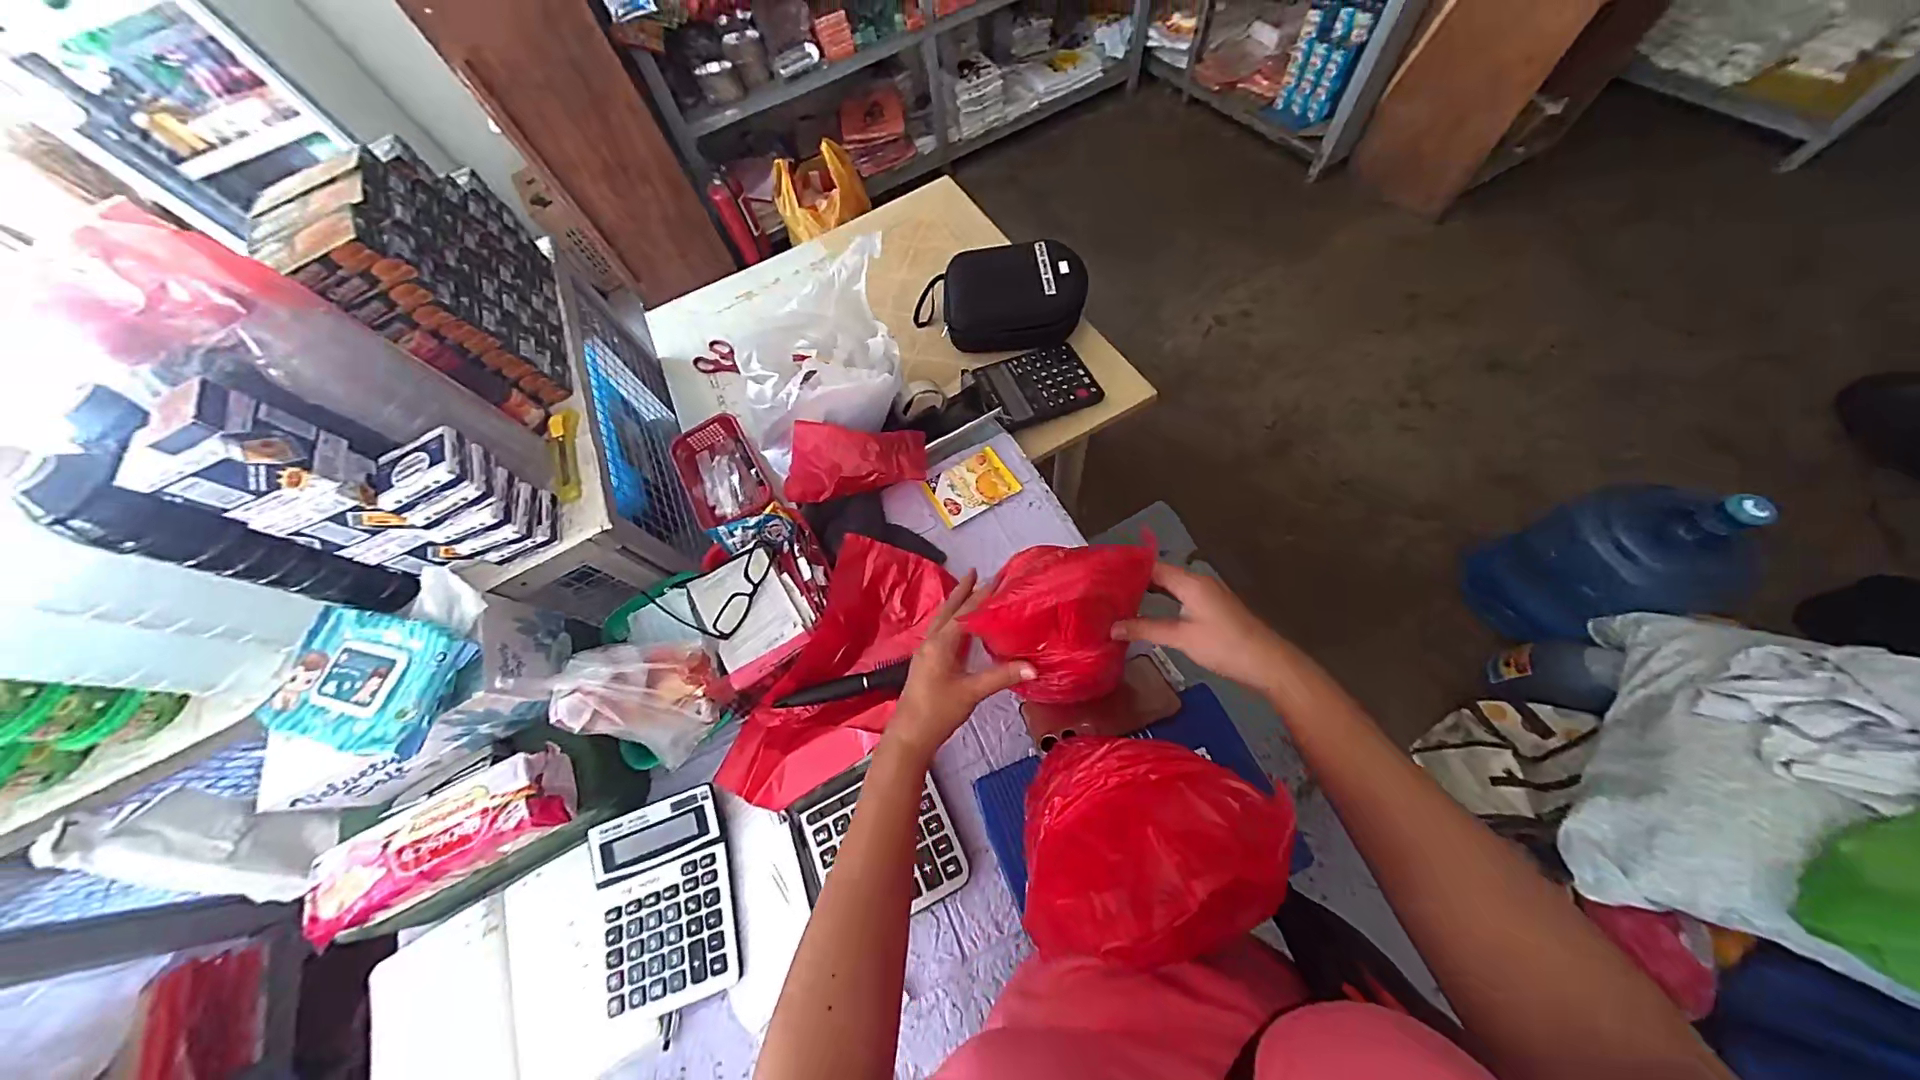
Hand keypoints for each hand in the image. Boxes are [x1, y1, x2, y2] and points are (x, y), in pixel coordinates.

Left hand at [883, 571, 1033, 765]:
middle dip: (963, 591)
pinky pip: (942, 634)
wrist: (909, 736)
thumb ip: (1001, 676)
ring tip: (971, 591)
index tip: (998, 577)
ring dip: (957, 605)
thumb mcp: (972, 692)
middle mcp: (931, 642)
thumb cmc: (937, 712)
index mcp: (941, 643)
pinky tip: (963, 627)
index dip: (983, 594)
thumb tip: (1034, 666)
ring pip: (944, 621)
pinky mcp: (927, 663)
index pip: (966, 612)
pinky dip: (954, 623)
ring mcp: (927, 652)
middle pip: (949, 610)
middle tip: (976, 571)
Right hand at [1112, 562, 1298, 693]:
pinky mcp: (1211, 608)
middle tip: (1105, 590)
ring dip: (1147, 592)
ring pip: (1170, 586)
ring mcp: (1207, 595)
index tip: (1102, 575)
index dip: (1127, 568)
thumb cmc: (1224, 646)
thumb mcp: (1181, 638)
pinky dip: (1160, 601)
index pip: (1151, 566)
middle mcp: (1198, 582)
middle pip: (1160, 575)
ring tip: (1118, 601)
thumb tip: (1112, 627)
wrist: (1267, 663)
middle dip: (1133, 581)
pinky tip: (1146, 613)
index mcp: (1190, 582)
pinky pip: (1179, 597)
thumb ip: (1145, 630)